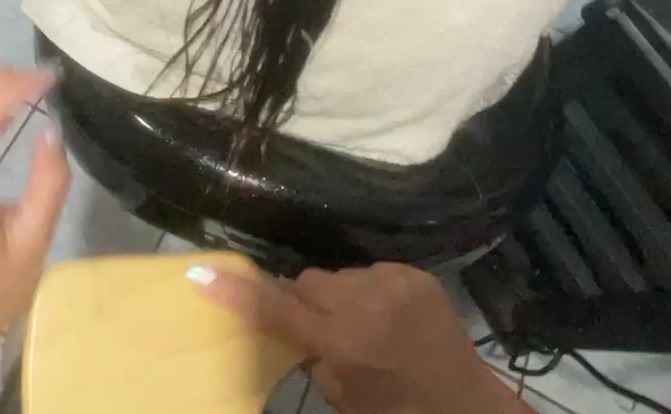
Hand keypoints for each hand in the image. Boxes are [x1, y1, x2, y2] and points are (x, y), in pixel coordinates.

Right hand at [195, 264, 523, 413]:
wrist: (469, 409)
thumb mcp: (345, 399)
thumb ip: (311, 357)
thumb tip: (287, 325)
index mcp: (344, 344)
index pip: (278, 311)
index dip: (238, 293)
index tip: (202, 271)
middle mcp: (366, 304)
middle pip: (308, 282)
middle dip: (303, 301)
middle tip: (314, 326)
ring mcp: (395, 282)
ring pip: (339, 275)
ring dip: (338, 296)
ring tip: (360, 324)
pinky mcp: (416, 272)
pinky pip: (372, 271)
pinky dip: (369, 291)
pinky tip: (386, 316)